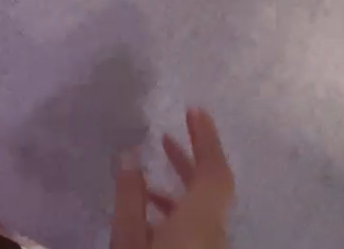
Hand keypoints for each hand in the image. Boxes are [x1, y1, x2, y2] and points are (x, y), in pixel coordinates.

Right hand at [112, 110, 234, 248]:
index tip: (195, 109)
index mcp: (201, 221)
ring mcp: (212, 246)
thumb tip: (129, 153)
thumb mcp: (128, 237)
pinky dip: (180, 201)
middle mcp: (215, 233)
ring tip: (160, 150)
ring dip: (184, 176)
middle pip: (212, 187)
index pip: (215, 174)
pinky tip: (151, 200)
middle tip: (183, 120)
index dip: (207, 139)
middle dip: (195, 152)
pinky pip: (198, 221)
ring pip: (204, 203)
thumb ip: (130, 197)